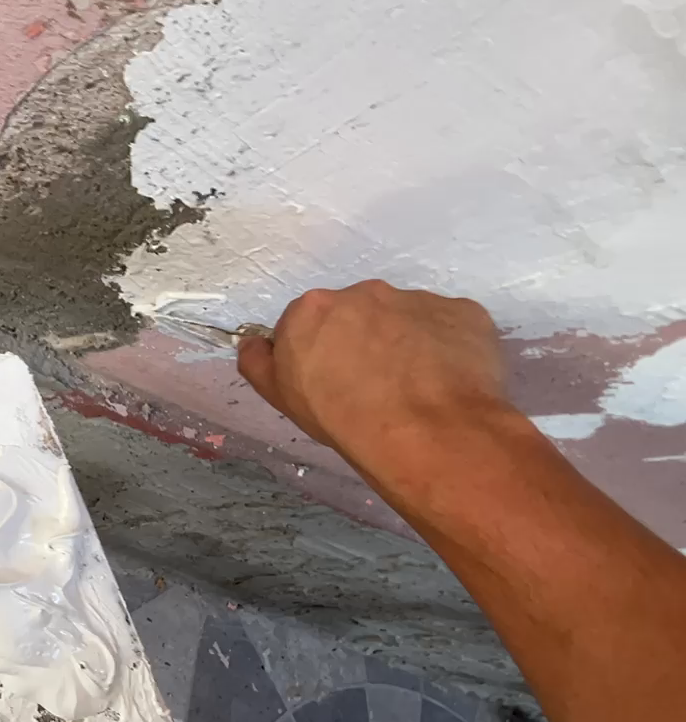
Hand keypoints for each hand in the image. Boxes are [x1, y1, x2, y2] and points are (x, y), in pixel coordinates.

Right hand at [237, 281, 511, 456]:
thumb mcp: (276, 394)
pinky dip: (438, 344)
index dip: (309, 349)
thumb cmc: (337, 413)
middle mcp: (363, 292)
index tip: (320, 376)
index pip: (302, 322)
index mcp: (310, 308)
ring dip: (397, 339)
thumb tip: (255, 342)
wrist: (424, 429)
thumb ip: (256, 360)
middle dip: (354, 337)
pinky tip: (436, 376)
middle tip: (363, 378)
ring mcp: (418, 299)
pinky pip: (443, 324)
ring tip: (405, 381)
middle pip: (352, 312)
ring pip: (399, 316)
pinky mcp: (464, 311)